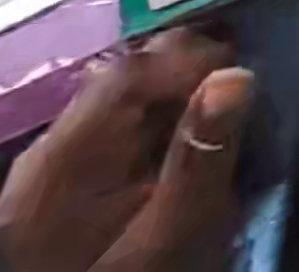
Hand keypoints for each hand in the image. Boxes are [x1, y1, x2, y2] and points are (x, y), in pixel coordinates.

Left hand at [0, 28, 255, 271]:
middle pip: (130, 75)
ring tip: (232, 112)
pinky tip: (203, 133)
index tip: (246, 75)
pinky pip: (135, 116)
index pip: (129, 75)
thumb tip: (237, 75)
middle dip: (195, 69)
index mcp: (59, 164)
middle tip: (246, 92)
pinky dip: (176, 112)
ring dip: (190, 89)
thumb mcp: (173, 237)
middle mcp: (51, 150)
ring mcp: (63, 162)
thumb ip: (202, 157)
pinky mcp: (83, 175)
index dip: (193, 59)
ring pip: (136, 91)